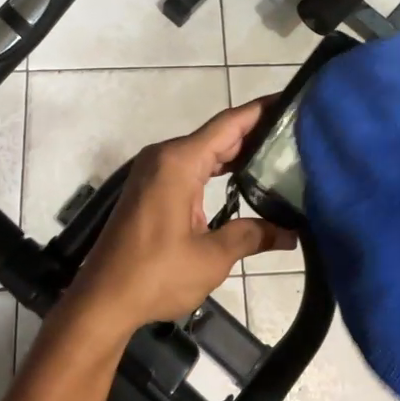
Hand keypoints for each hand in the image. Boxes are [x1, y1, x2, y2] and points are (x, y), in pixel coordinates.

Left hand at [63, 101, 296, 338]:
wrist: (103, 300)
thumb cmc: (155, 275)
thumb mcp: (211, 257)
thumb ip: (251, 236)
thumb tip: (290, 233)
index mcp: (178, 162)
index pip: (228, 125)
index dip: (260, 111)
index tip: (291, 101)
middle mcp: (164, 156)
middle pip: (217, 136)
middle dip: (255, 134)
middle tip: (296, 134)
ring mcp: (153, 171)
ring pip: (203, 151)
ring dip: (236, 153)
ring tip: (279, 154)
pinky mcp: (150, 188)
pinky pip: (189, 167)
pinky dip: (217, 169)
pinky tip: (243, 178)